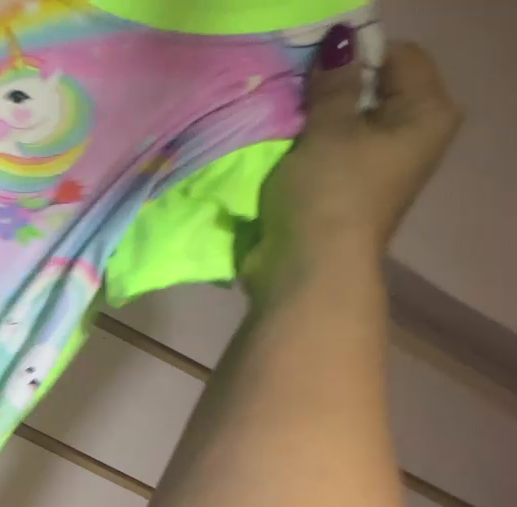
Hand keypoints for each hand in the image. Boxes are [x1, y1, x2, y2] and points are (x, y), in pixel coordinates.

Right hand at [247, 37, 461, 291]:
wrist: (308, 270)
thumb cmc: (327, 195)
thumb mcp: (327, 132)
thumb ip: (332, 85)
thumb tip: (339, 39)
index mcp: (427, 113)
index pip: (400, 57)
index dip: (356, 54)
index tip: (308, 64)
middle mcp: (412, 136)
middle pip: (371, 93)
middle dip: (328, 92)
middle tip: (286, 96)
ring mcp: (378, 168)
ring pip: (343, 127)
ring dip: (308, 125)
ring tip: (276, 127)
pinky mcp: (343, 193)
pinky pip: (324, 157)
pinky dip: (301, 153)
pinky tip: (276, 157)